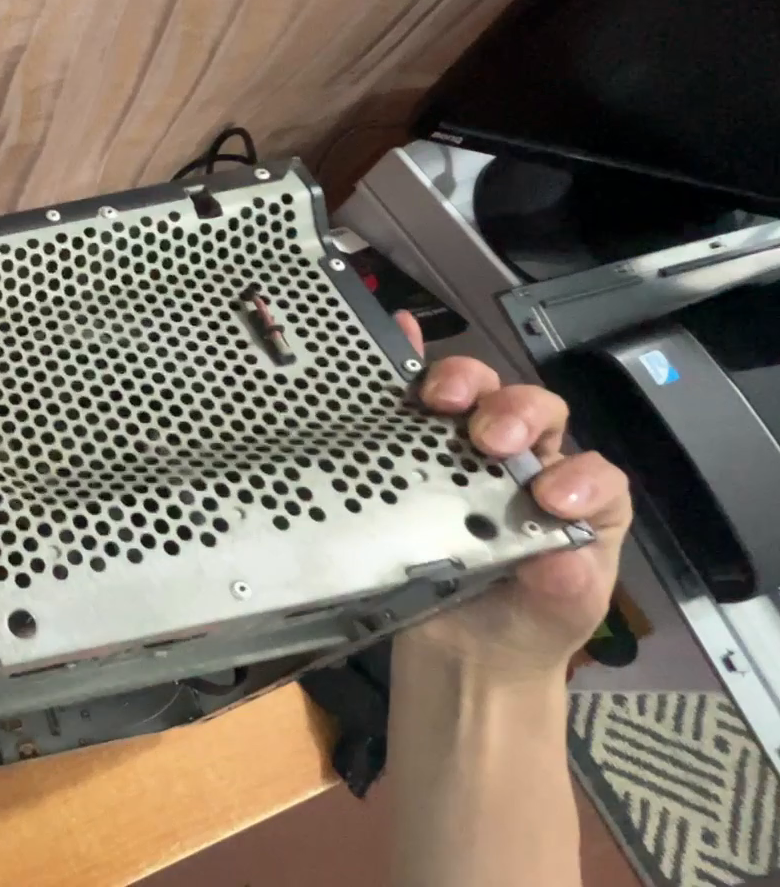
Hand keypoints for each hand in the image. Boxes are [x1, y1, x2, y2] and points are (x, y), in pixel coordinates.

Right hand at [392, 313, 633, 678]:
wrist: (454, 651)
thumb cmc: (515, 628)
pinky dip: (405, 362)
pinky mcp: (403, 456)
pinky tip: (397, 338)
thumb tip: (561, 556)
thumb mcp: (554, 617)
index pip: (593, 469)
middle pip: (531, 412)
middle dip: (512, 412)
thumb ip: (567, 589)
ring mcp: (457, 459)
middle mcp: (521, 469)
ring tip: (436, 400)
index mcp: (574, 503)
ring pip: (471, 398)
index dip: (577, 473)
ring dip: (457, 383)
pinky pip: (406, 399)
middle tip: (489, 439)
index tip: (550, 503)